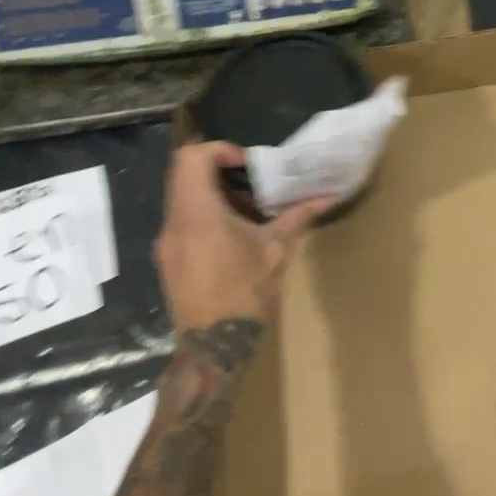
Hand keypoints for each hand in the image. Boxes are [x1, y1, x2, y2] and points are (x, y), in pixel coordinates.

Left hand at [154, 142, 331, 331]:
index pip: (191, 158)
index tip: (246, 164)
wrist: (214, 345)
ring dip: (211, 192)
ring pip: (181, 197)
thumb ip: (297, 217)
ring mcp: (167, 242)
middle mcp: (175, 223)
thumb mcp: (276, 251)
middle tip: (248, 179)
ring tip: (245, 208)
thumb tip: (328, 197)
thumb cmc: (245, 293)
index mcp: (199, 215)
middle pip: (182, 173)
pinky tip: (233, 234)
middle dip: (216, 169)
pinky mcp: (168, 259)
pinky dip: (204, 214)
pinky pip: (182, 220)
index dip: (218, 150)